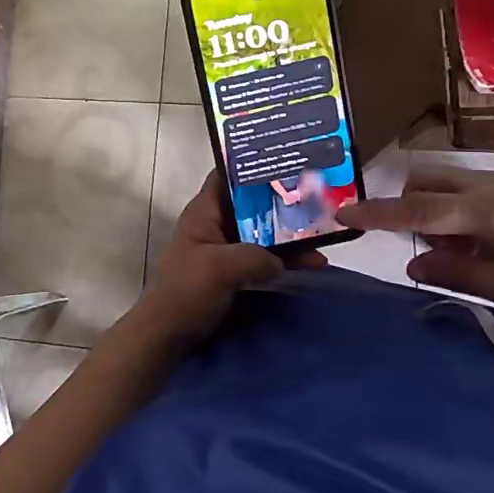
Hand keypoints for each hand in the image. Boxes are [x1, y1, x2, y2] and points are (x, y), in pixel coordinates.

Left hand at [134, 172, 319, 342]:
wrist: (169, 334)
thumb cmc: (187, 291)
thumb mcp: (222, 267)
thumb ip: (257, 256)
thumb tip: (282, 259)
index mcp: (204, 212)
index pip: (226, 176)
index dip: (251, 165)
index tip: (286, 158)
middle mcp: (215, 224)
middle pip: (251, 204)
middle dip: (281, 202)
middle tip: (318, 196)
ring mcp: (225, 249)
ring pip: (262, 232)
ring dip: (289, 235)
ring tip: (323, 235)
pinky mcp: (234, 272)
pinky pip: (264, 257)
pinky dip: (285, 259)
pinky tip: (312, 263)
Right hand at [336, 165, 493, 326]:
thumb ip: (463, 275)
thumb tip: (412, 266)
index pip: (421, 210)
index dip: (378, 213)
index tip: (341, 214)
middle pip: (423, 183)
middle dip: (405, 210)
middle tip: (425, 252)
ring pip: (440, 185)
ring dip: (429, 214)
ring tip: (456, 256)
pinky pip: (460, 194)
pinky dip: (449, 216)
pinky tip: (475, 248)